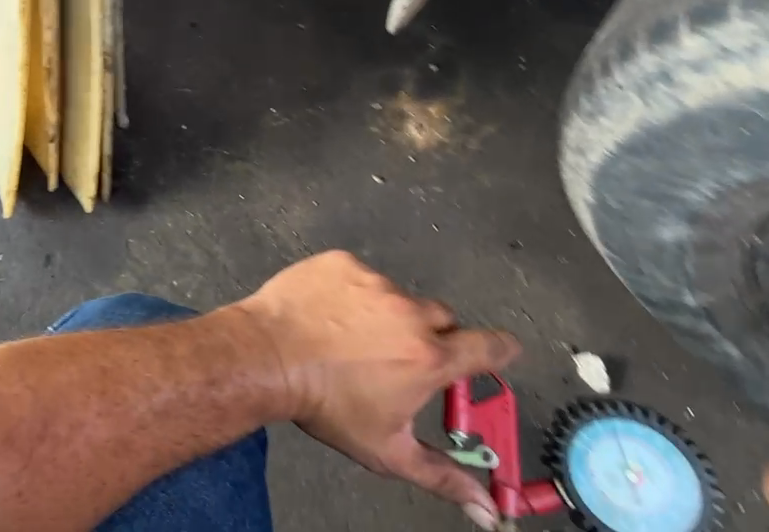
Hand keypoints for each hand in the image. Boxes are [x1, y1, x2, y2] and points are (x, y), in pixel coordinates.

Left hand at [230, 250, 520, 529]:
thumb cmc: (325, 404)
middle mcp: (408, 312)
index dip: (500, 350)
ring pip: (396, 296)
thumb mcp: (387, 450)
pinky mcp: (339, 262)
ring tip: (353, 338)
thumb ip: (443, 478)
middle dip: (433, 336)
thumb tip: (487, 511)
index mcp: (430, 356)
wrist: (266, 356)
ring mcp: (372, 281)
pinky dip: (350, 291)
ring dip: (386, 313)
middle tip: (402, 357)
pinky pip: (358, 275)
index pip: (489, 346)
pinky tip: (328, 314)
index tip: (502, 351)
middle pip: (441, 319)